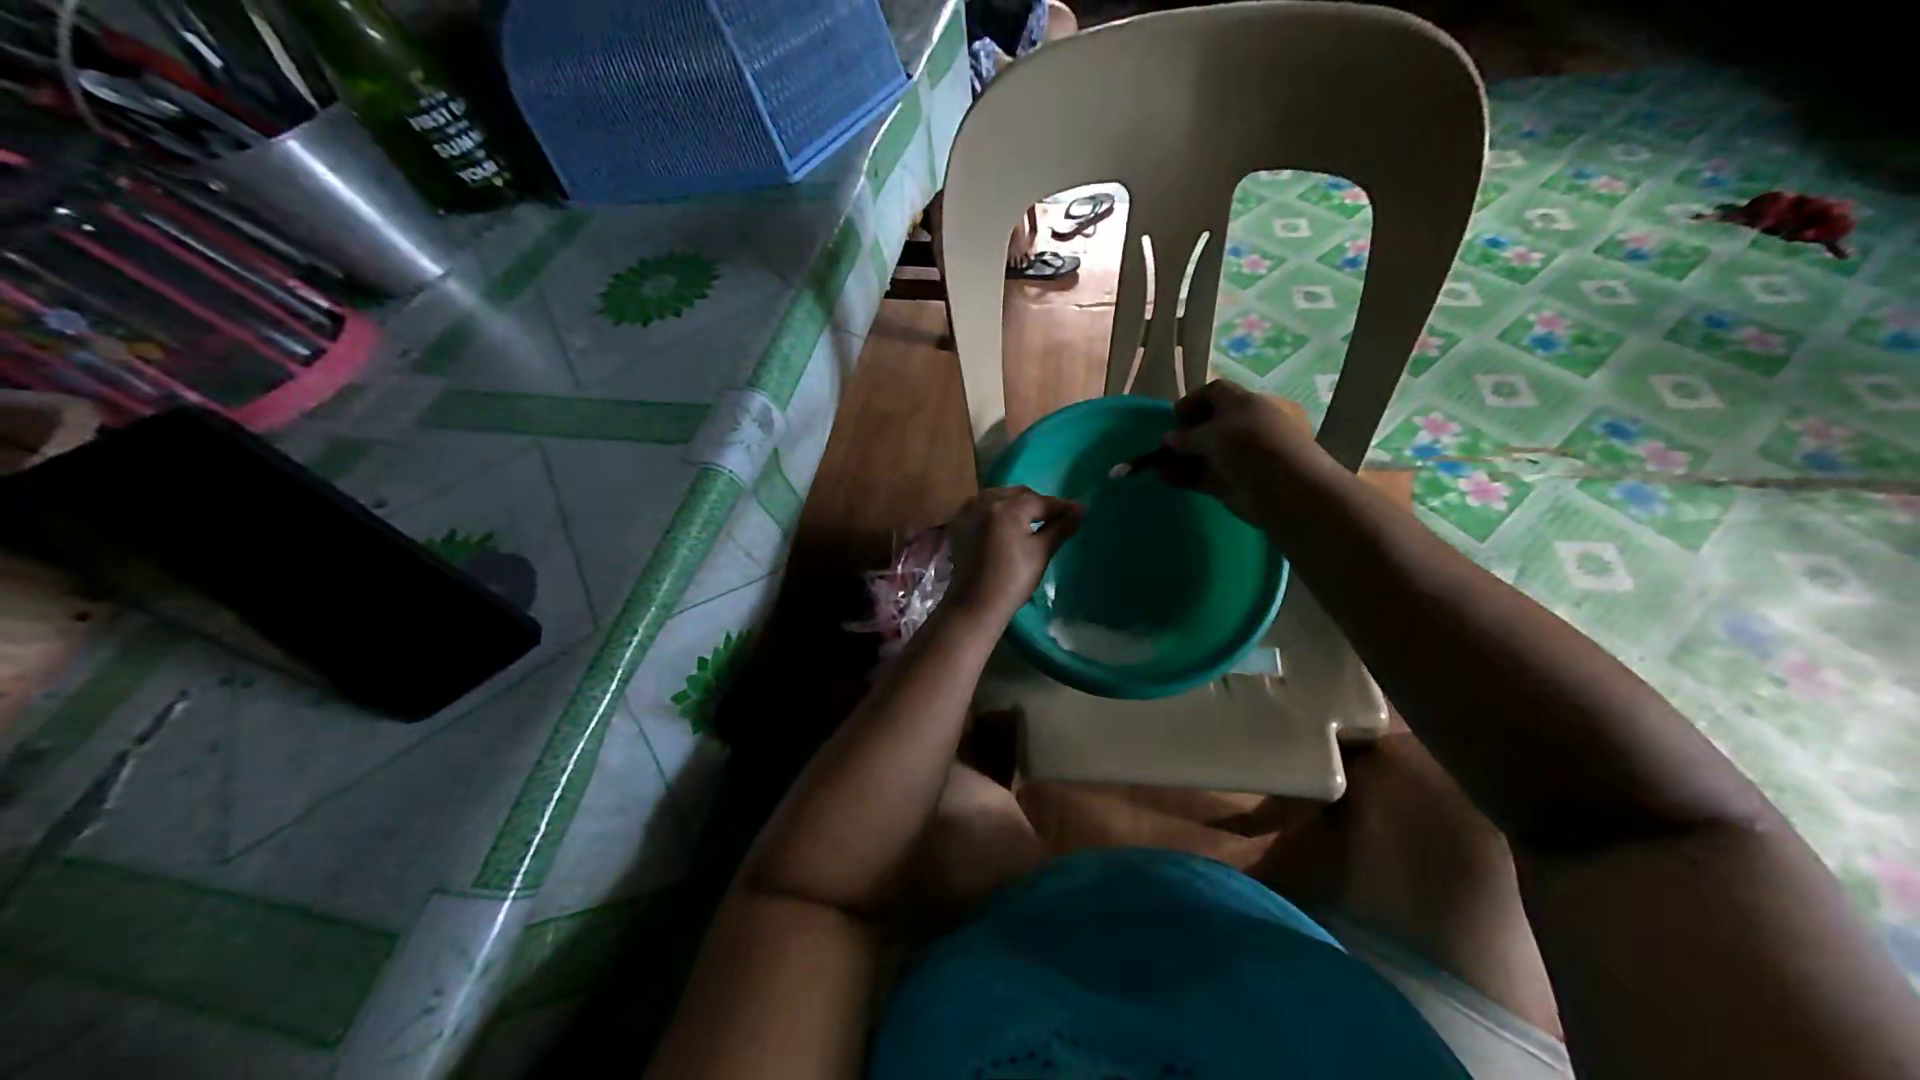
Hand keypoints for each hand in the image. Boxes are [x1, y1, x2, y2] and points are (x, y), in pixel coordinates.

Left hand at [944, 486, 1080, 624]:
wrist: (975, 604)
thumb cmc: (1012, 580)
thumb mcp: (1041, 552)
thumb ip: (1060, 527)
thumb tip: (1078, 511)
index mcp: (1007, 508)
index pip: (1041, 501)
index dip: (1062, 507)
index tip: (1079, 511)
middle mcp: (984, 501)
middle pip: (1019, 494)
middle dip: (1038, 503)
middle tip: (1056, 516)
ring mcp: (968, 511)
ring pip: (999, 497)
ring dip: (1017, 504)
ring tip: (1032, 519)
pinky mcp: (959, 523)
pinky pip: (983, 507)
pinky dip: (997, 510)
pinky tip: (1006, 523)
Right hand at [1162, 379, 1336, 527]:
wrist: (1283, 489)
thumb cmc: (1252, 444)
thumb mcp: (1215, 432)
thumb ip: (1188, 436)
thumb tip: (1168, 439)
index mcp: (1255, 403)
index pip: (1220, 393)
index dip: (1194, 401)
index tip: (1174, 415)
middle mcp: (1251, 427)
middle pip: (1212, 424)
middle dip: (1187, 433)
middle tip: (1167, 442)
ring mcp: (1244, 457)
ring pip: (1208, 453)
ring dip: (1182, 457)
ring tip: (1159, 463)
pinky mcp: (1237, 483)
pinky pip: (1206, 475)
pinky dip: (1186, 476)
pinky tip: (1166, 478)